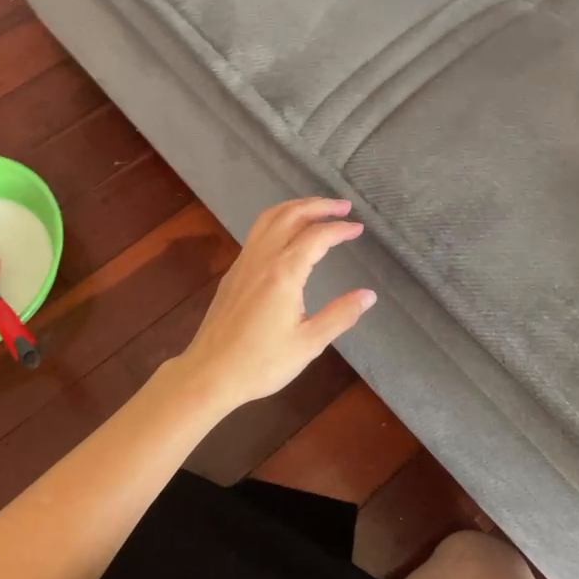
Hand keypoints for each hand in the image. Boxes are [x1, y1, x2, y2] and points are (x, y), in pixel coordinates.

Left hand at [172, 198, 375, 413]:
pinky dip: (278, 221)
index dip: (340, 229)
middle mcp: (262, 259)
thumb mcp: (309, 343)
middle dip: (318, 205)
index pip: (316, 237)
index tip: (358, 228)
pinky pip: (257, 233)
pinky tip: (287, 234)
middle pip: (290, 215)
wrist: (210, 373)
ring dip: (295, 208)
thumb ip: (340, 315)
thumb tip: (368, 295)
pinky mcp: (233, 272)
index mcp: (284, 273)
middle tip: (343, 206)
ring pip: (269, 218)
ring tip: (317, 209)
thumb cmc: (261, 363)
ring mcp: (243, 263)